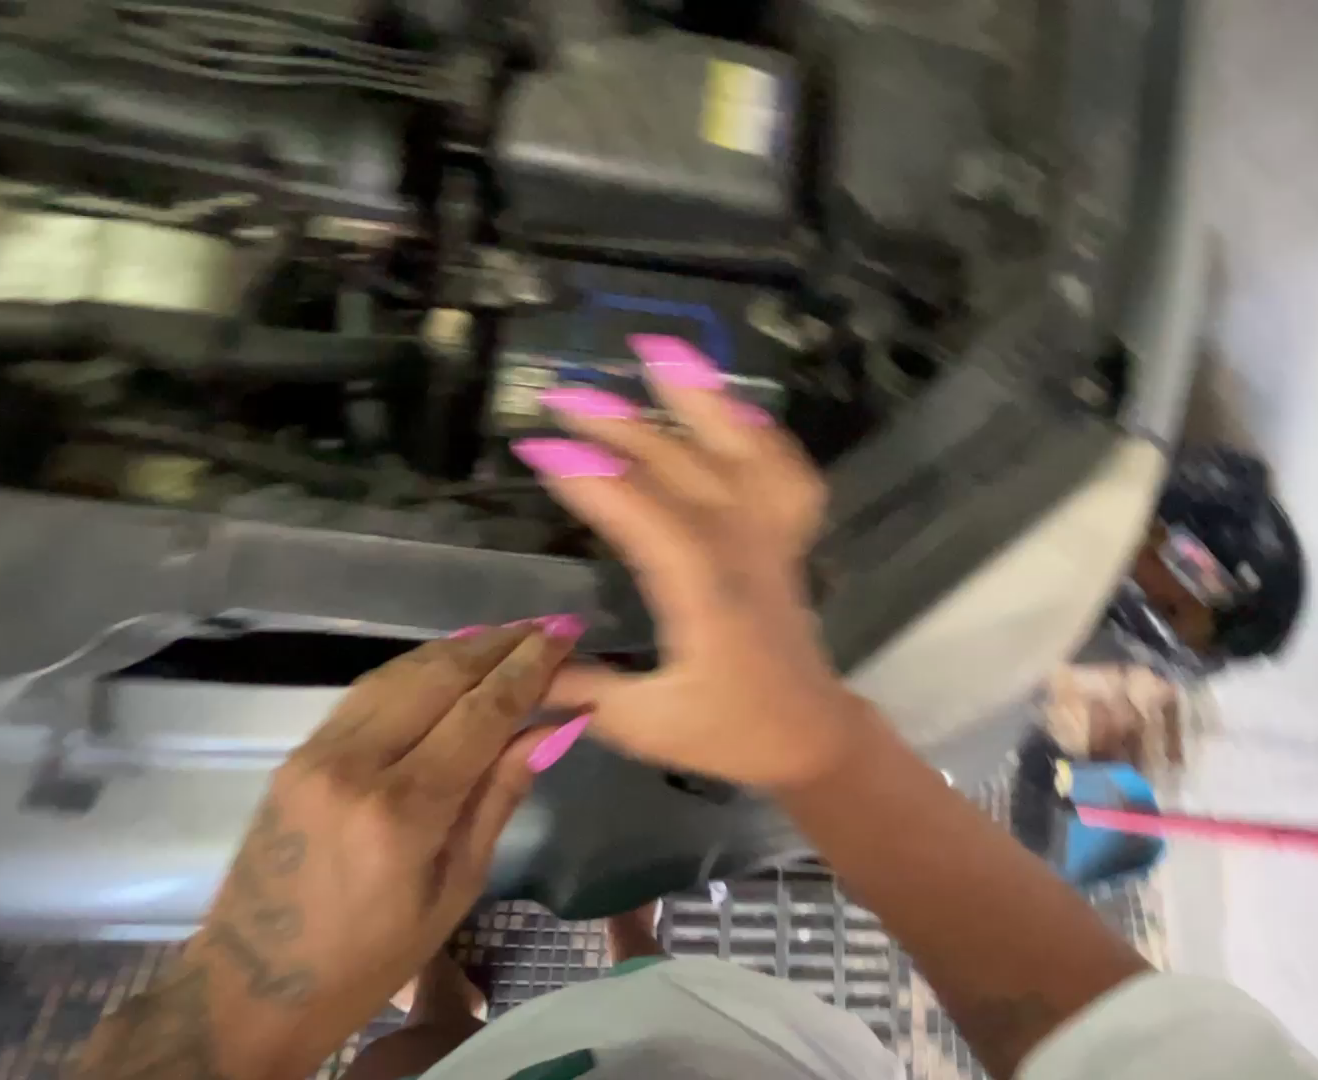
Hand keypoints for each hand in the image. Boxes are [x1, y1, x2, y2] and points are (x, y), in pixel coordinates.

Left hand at [172, 623, 576, 1078]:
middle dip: (502, 642)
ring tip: (511, 632)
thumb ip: (503, 793)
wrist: (250, 989)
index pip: (482, 712)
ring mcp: (318, 753)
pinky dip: (419, 664)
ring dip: (463, 645)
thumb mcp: (458, 884)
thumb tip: (557, 726)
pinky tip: (451, 654)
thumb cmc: (373, 955)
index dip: (531, 666)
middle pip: (442, 676)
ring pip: (403, 671)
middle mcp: (356, 765)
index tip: (566, 632)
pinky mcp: (299, 752)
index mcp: (403, 810)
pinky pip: (371, 689)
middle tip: (548, 623)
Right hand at [512, 334, 878, 790]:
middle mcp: (744, 552)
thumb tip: (507, 654)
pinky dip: (760, 432)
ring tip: (661, 350)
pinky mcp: (787, 539)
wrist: (810, 733)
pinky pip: (785, 473)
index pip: (646, 516)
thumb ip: (575, 687)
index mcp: (705, 593)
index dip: (592, 477)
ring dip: (702, 399)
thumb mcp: (643, 722)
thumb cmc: (729, 731)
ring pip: (744, 454)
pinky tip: (731, 403)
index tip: (539, 445)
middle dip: (623, 426)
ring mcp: (773, 539)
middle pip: (684, 470)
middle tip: (566, 393)